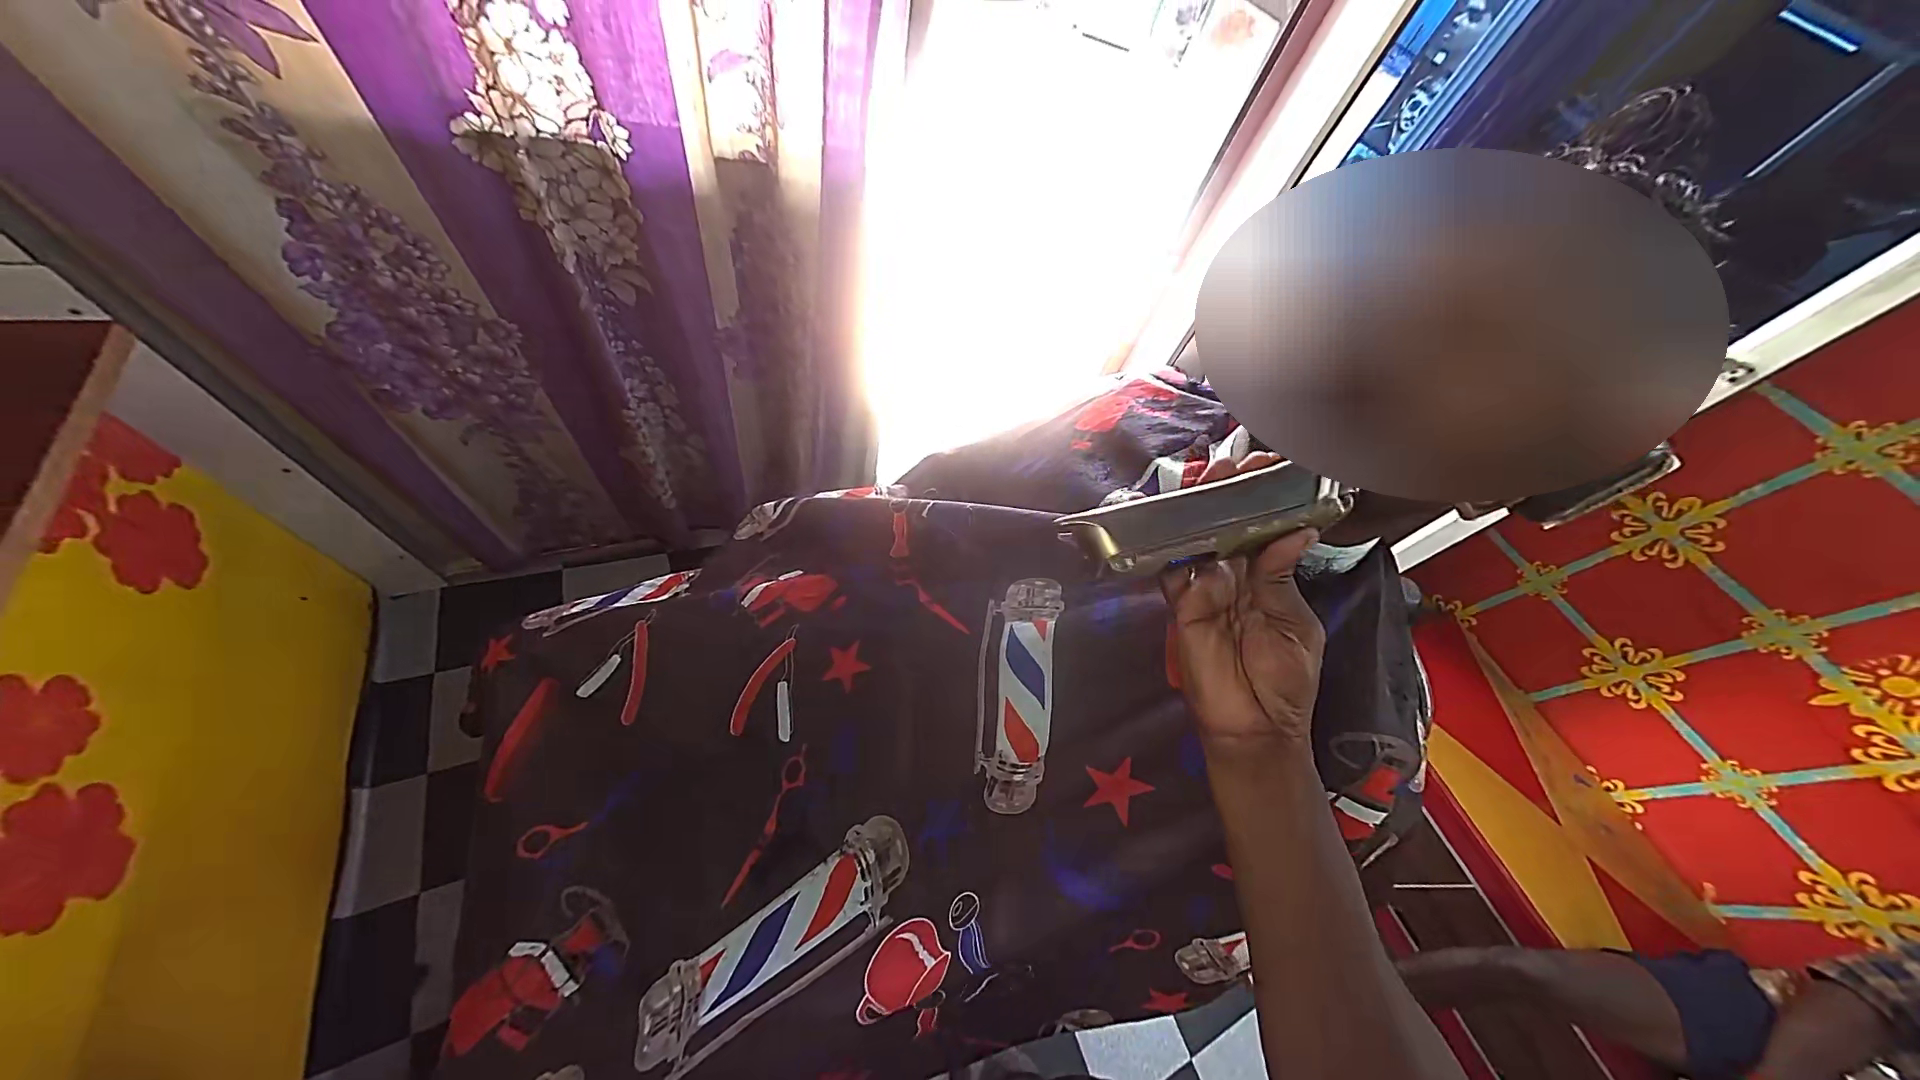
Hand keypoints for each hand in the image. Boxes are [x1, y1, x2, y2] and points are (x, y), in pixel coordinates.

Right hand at [1163, 446, 1323, 746]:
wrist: (1255, 727)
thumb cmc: (1285, 681)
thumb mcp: (1296, 624)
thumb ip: (1282, 578)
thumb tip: (1295, 530)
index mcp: (1268, 577)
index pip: (1263, 529)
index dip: (1264, 500)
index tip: (1271, 470)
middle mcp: (1235, 577)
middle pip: (1227, 527)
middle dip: (1229, 495)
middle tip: (1235, 466)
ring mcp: (1205, 590)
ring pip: (1198, 542)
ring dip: (1200, 512)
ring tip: (1207, 480)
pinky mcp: (1182, 608)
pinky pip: (1174, 574)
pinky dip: (1173, 549)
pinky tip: (1176, 521)